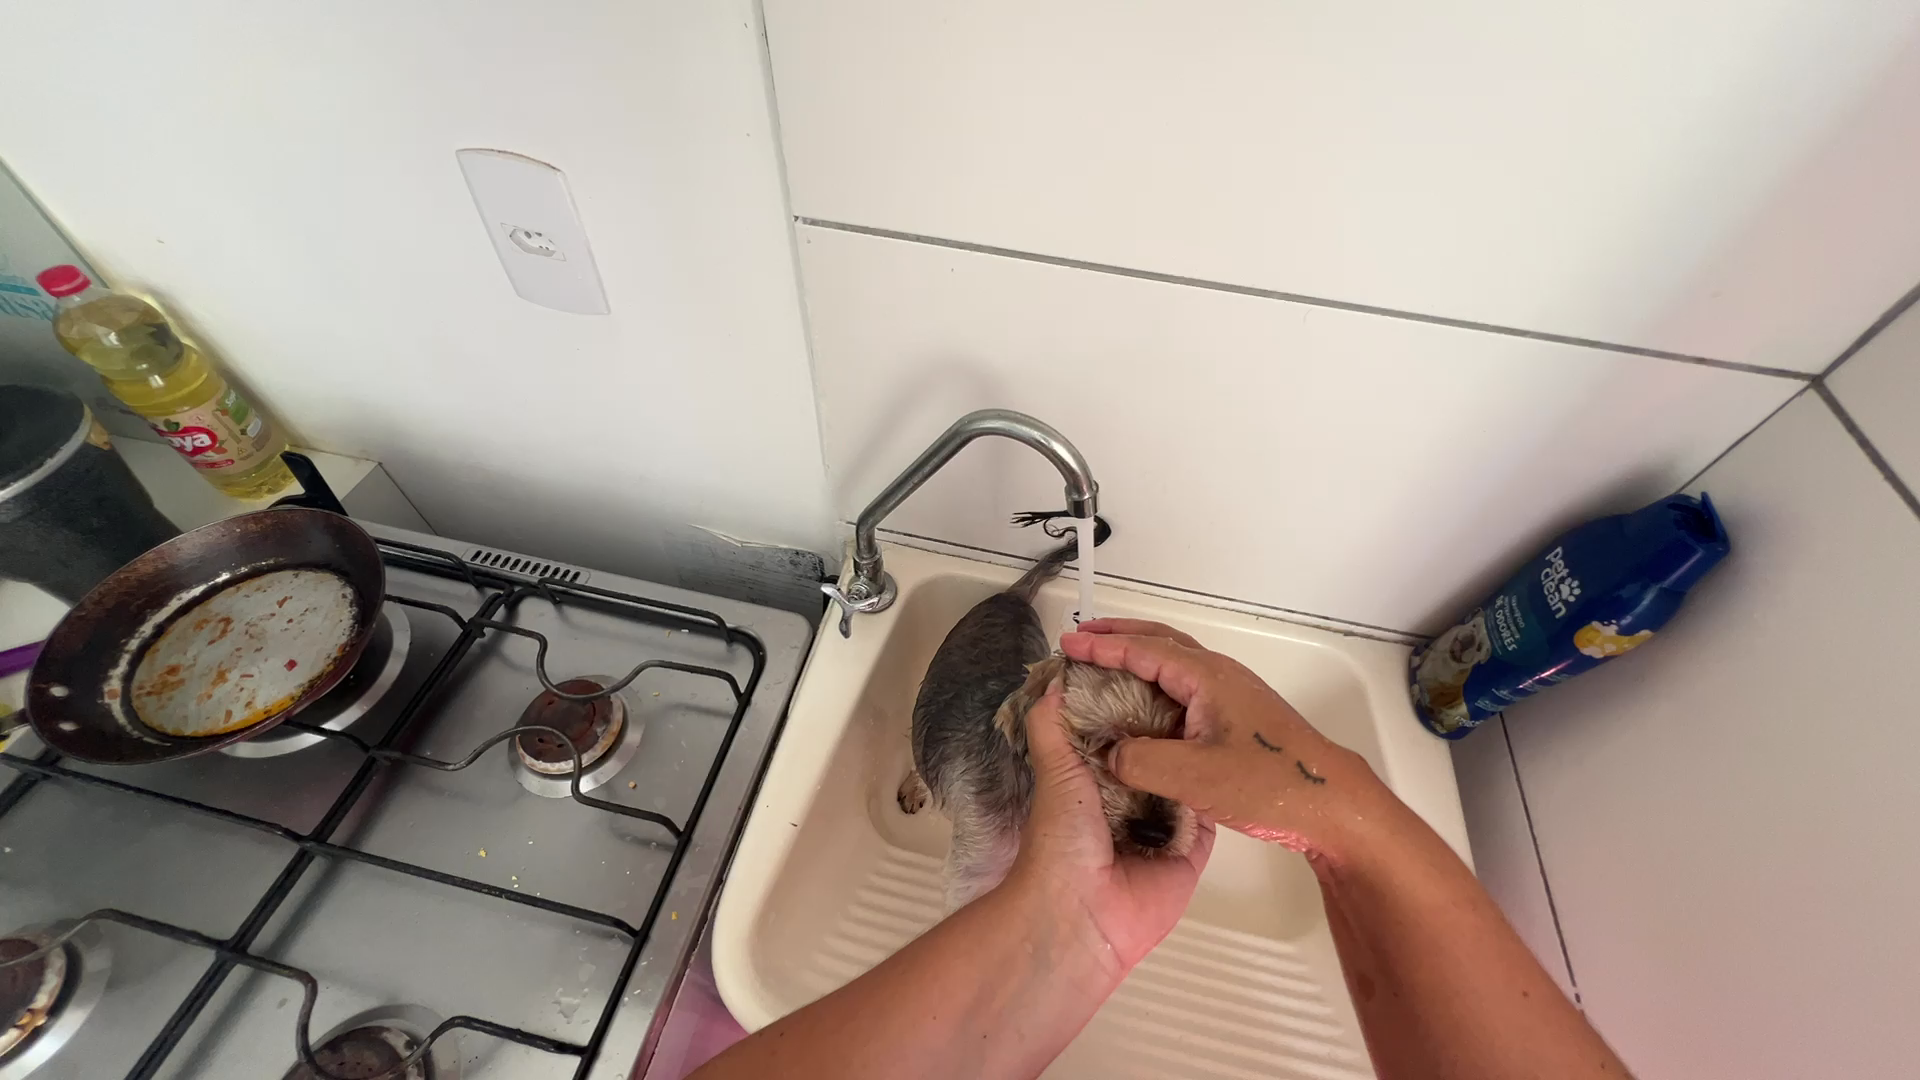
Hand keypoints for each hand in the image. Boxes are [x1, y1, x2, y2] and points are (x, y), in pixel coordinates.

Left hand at [1002, 674, 1215, 976]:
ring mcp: (1162, 825)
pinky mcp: (1190, 851)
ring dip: (1198, 757)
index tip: (1156, 667)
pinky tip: (1229, 761)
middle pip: (1159, 755)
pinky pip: (1208, 817)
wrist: (1083, 911)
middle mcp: (1130, 798)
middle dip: (1173, 728)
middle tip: (1197, 689)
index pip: (1122, 734)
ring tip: (1220, 715)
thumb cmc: (1062, 837)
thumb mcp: (1053, 768)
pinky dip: (1214, 794)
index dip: (1136, 705)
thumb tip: (1053, 678)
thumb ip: (1051, 725)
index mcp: (1095, 778)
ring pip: (1187, 780)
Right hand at [1062, 619, 1398, 861]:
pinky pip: (1184, 681)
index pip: (1143, 650)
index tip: (1067, 644)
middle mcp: (1218, 674)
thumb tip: (1108, 752)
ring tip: (1106, 660)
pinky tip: (1145, 701)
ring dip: (1138, 653)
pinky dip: (1154, 676)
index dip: (1102, 646)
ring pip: (1175, 658)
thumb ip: (1140, 761)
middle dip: (1118, 634)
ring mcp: (1231, 692)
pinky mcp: (1238, 714)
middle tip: (1082, 637)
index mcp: (1205, 677)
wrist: (1335, 806)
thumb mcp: (1193, 777)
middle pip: (1160, 640)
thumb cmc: (1267, 785)